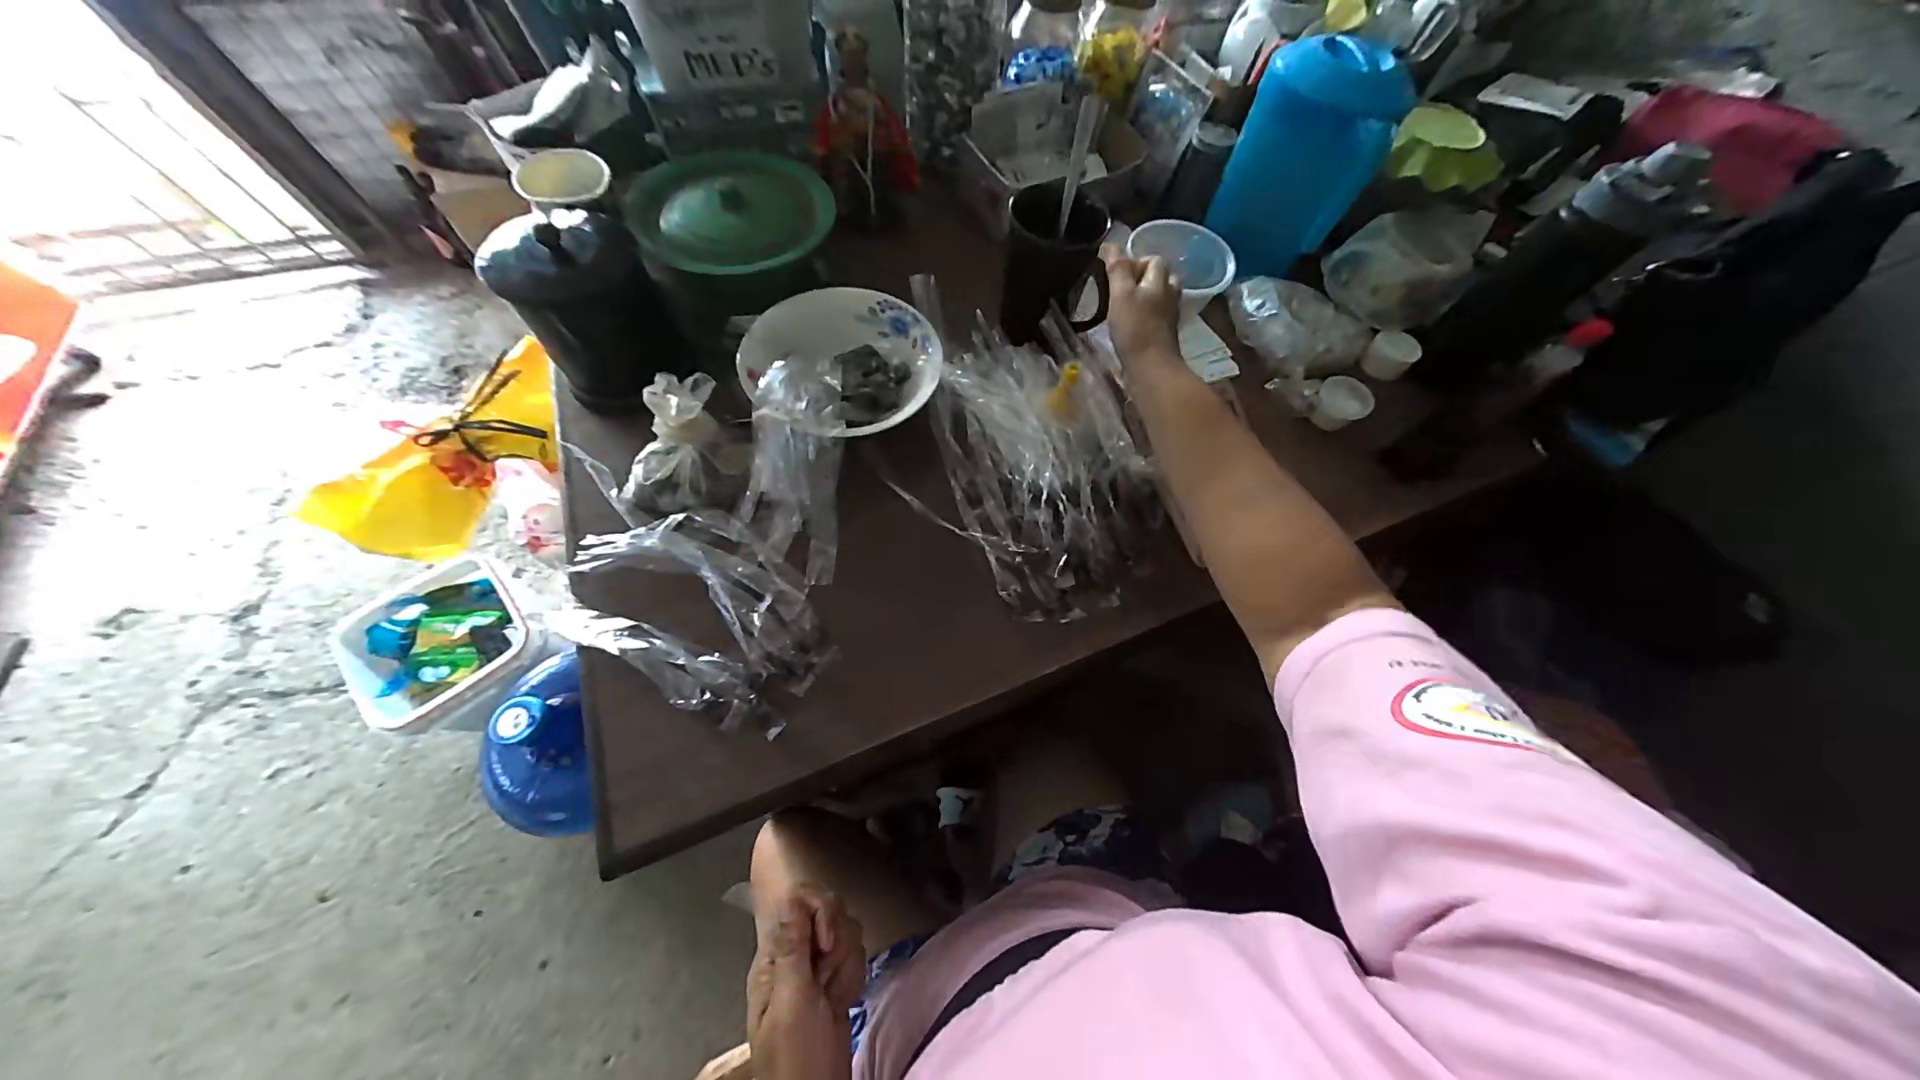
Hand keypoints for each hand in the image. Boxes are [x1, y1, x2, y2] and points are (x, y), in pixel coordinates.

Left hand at [747, 896, 858, 1079]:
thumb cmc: (796, 1055)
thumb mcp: (792, 1002)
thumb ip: (793, 947)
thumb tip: (790, 896)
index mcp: (774, 957)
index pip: (802, 902)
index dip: (822, 914)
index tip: (826, 944)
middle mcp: (794, 956)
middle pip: (830, 914)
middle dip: (838, 946)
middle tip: (826, 981)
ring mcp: (815, 970)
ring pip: (846, 935)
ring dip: (847, 966)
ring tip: (833, 998)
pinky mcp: (835, 982)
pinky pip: (854, 958)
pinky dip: (853, 979)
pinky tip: (843, 1002)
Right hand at [1101, 244, 1181, 362]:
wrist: (1152, 367)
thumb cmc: (1135, 329)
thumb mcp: (1120, 295)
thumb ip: (1117, 269)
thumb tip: (1110, 244)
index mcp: (1160, 281)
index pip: (1153, 260)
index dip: (1134, 262)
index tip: (1115, 277)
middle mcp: (1170, 294)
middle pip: (1160, 277)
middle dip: (1143, 278)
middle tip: (1121, 290)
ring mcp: (1170, 315)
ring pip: (1160, 296)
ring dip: (1145, 297)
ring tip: (1125, 306)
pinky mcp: (1165, 333)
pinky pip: (1158, 314)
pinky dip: (1146, 314)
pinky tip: (1132, 324)